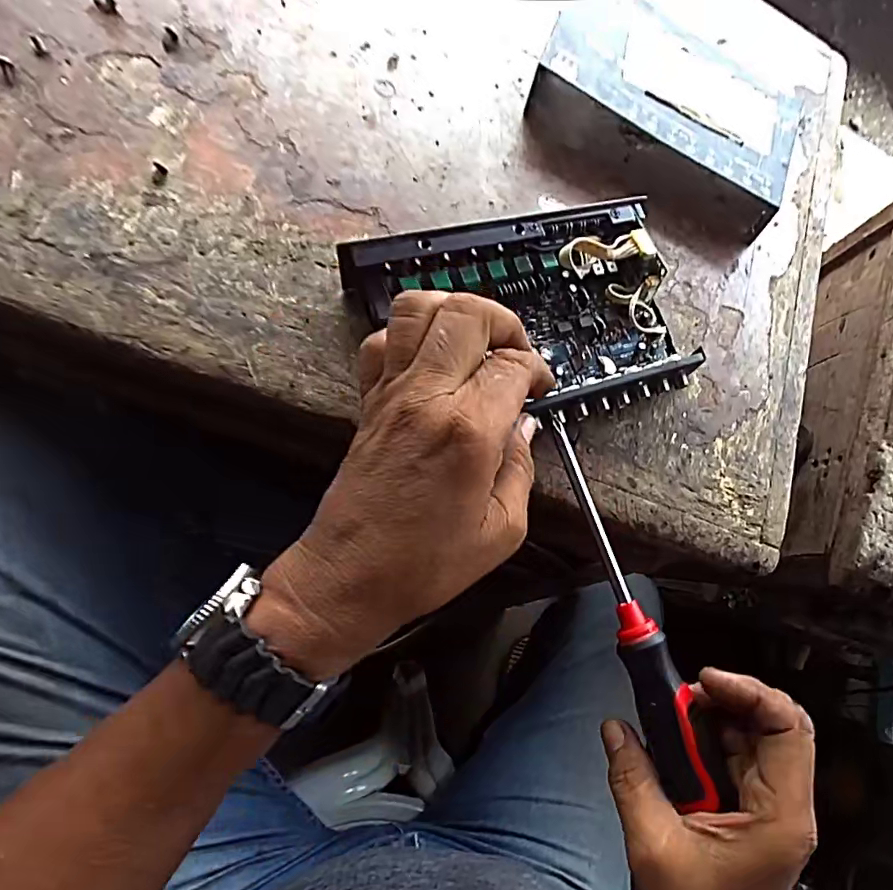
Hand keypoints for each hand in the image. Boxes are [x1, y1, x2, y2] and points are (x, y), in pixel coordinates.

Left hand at [253, 291, 553, 676]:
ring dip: (456, 313)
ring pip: (418, 310)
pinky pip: (383, 340)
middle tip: (517, 352)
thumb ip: (522, 470)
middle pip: (466, 315)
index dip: (536, 370)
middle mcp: (427, 400)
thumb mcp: (503, 529)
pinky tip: (432, 360)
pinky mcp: (368, 403)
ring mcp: (391, 396)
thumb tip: (524, 432)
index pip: (511, 365)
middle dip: (504, 322)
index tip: (541, 388)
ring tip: (478, 342)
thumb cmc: (423, 563)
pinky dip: (412, 334)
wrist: (351, 575)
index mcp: (468, 433)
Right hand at [602, 668, 816, 889]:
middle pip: (781, 723)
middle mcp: (790, 804)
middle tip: (690, 694)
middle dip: (736, 698)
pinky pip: (749, 755)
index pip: (787, 728)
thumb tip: (615, 730)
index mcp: (781, 815)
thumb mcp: (653, 848)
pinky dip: (721, 738)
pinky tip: (690, 740)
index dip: (750, 692)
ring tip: (683, 713)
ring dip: (725, 716)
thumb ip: (633, 781)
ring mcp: (779, 806)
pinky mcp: (763, 808)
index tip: (705, 681)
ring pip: (764, 735)